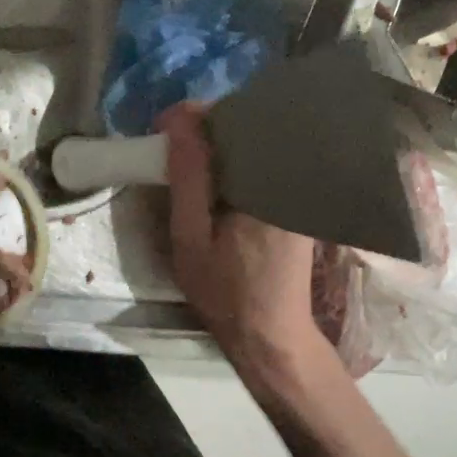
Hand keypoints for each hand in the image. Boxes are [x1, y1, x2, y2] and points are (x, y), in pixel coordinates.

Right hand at [160, 102, 321, 369]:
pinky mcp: (293, 199)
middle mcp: (289, 177)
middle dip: (202, 127)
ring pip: (250, 142)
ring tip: (184, 163)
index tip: (161, 131)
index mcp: (268, 183)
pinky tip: (210, 182)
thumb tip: (179, 118)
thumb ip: (187, 177)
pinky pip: (258, 161)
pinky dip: (230, 161)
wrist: (272, 339)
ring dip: (214, 144)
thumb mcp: (191, 237)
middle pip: (244, 124)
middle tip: (168, 148)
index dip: (191, 117)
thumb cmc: (226, 292)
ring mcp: (295, 188)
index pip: (232, 118)